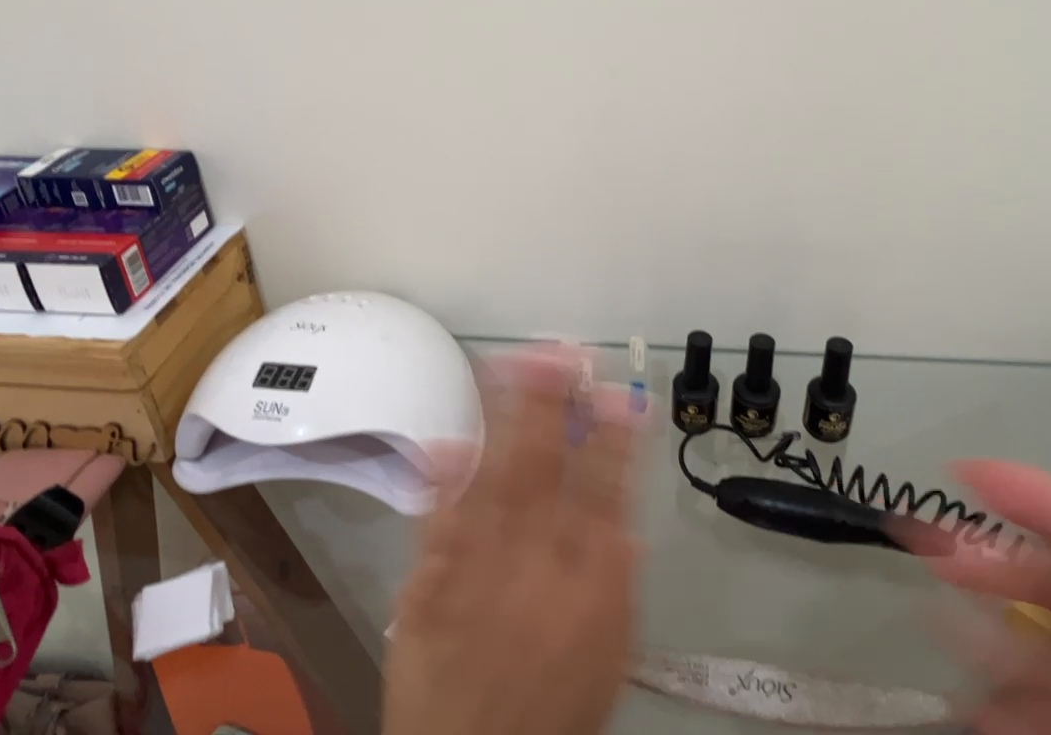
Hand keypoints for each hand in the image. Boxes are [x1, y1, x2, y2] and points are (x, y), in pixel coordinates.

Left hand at [384, 347, 644, 734]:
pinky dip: (444, 476)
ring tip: (510, 364)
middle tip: (558, 352)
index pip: (608, 491)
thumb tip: (623, 524)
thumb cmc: (555, 705)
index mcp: (590, 583)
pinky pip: (436, 520)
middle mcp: (535, 564)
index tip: (619, 392)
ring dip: (503, 418)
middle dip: (552, 404)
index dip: (615, 435)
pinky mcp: (427, 583)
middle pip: (547, 468)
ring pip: (493, 477)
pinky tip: (449, 437)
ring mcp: (475, 569)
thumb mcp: (609, 648)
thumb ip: (613, 579)